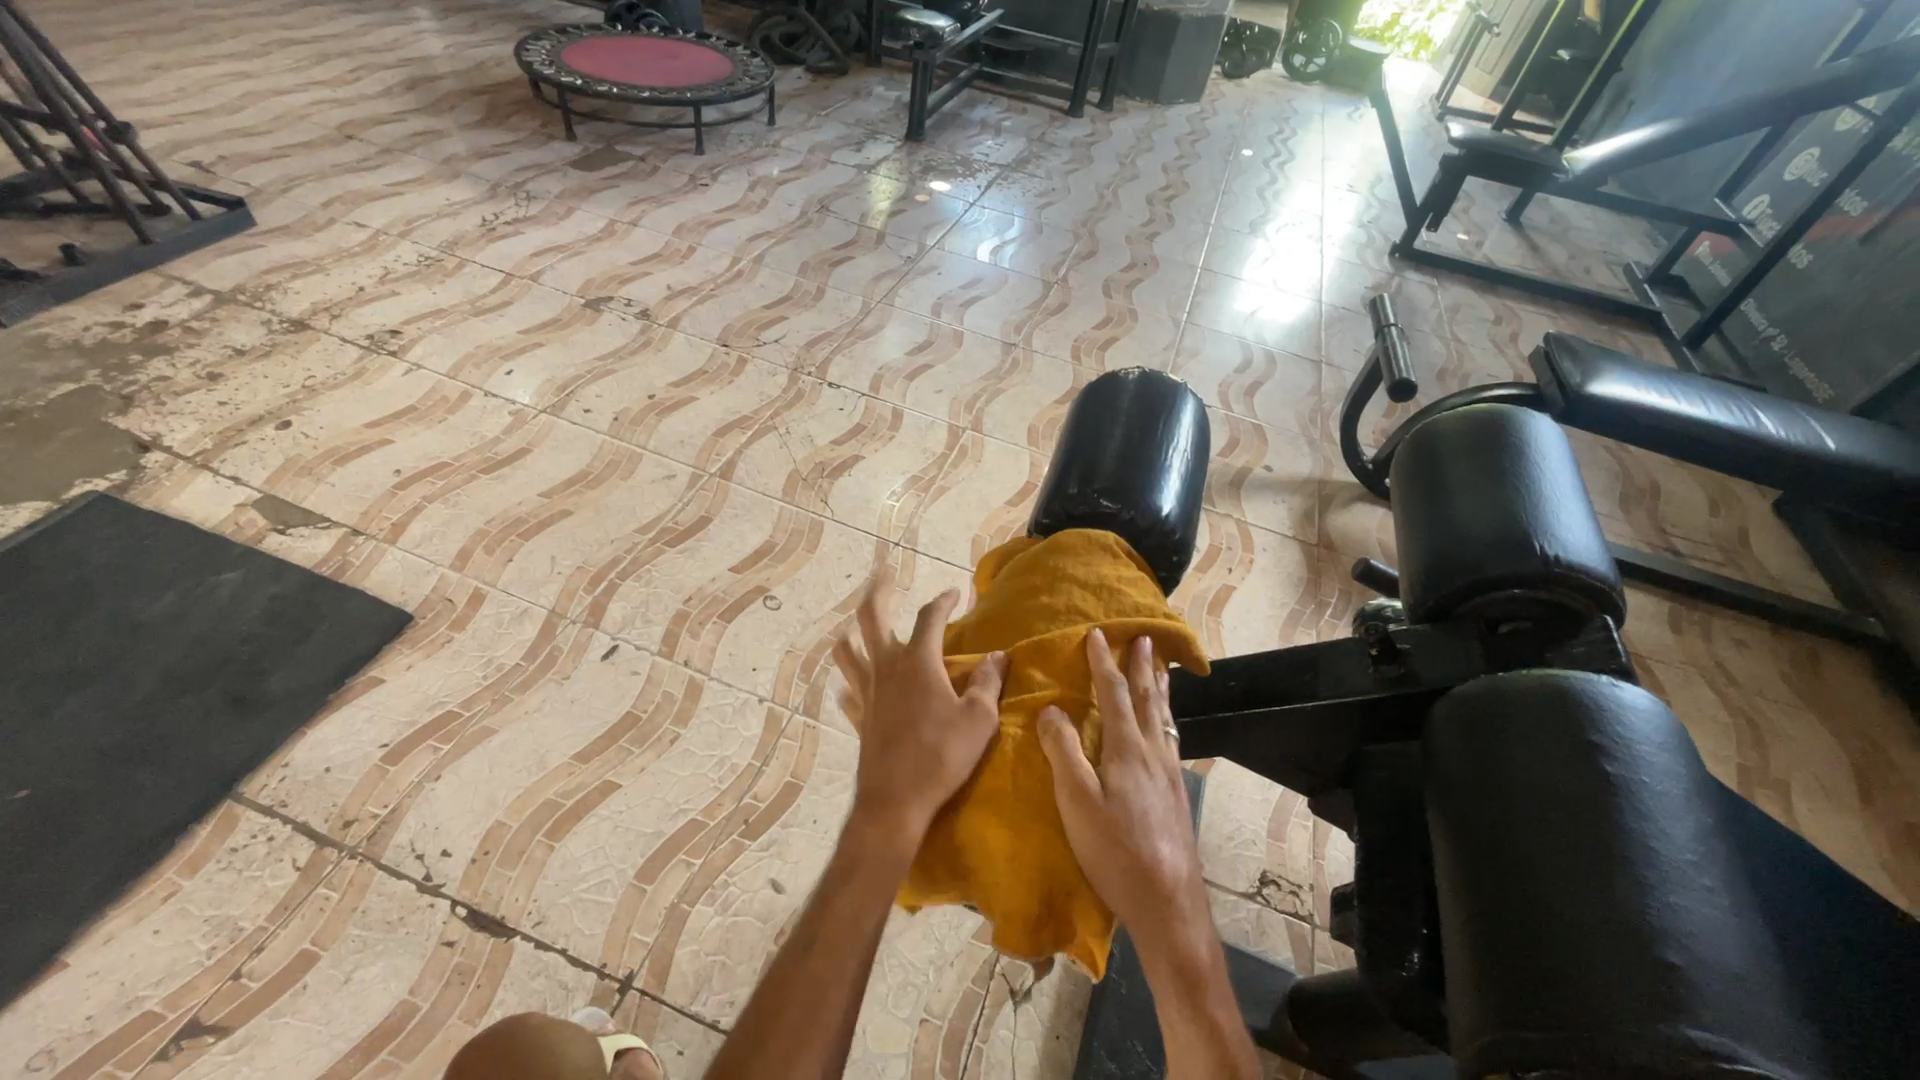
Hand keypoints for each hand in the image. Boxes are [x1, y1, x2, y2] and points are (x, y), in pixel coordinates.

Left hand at [832, 567, 1007, 843]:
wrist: (895, 801)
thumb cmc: (941, 756)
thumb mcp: (979, 719)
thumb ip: (988, 683)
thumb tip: (998, 657)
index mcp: (917, 662)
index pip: (929, 617)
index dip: (943, 600)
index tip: (955, 592)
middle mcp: (887, 668)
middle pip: (872, 617)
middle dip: (878, 590)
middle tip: (883, 573)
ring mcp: (867, 692)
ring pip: (848, 651)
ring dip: (852, 633)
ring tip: (855, 627)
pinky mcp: (858, 717)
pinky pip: (848, 689)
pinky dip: (850, 679)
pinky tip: (852, 683)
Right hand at [1037, 629, 1207, 945]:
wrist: (1168, 901)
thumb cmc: (1115, 852)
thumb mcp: (1077, 802)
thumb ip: (1063, 752)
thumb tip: (1051, 709)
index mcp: (1127, 750)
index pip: (1115, 695)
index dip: (1104, 663)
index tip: (1098, 634)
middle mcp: (1154, 753)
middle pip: (1148, 699)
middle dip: (1142, 667)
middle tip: (1144, 638)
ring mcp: (1170, 773)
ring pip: (1165, 718)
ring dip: (1160, 689)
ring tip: (1162, 671)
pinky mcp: (1176, 794)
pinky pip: (1172, 739)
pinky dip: (1167, 719)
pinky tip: (1168, 730)